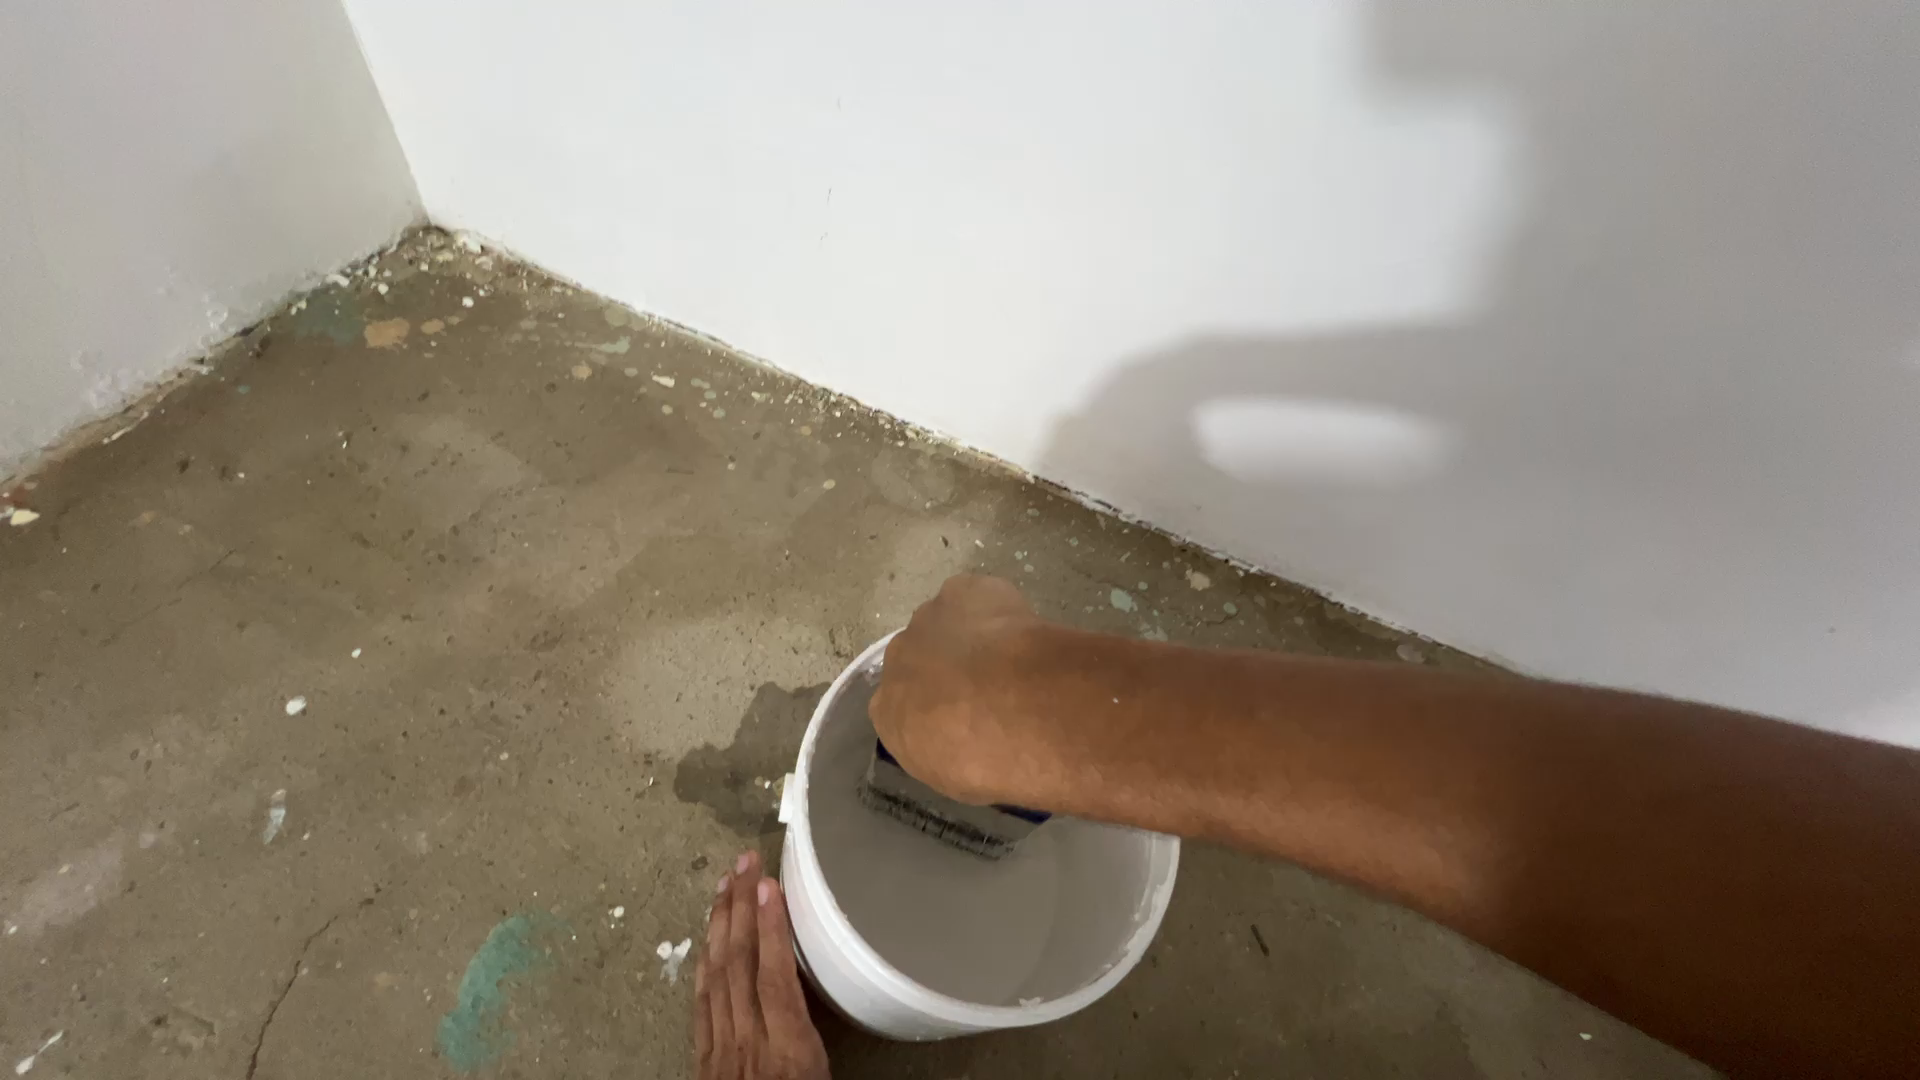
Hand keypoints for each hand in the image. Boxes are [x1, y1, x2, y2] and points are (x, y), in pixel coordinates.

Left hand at [694, 852, 828, 1079]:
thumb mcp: (825, 1074)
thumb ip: (824, 1033)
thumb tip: (849, 984)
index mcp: (788, 1053)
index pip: (774, 978)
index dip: (771, 929)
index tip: (769, 883)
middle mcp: (749, 1045)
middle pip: (739, 966)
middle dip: (740, 908)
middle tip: (743, 860)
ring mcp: (720, 1053)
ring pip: (715, 977)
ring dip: (719, 925)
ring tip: (724, 882)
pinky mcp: (704, 1062)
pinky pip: (700, 1007)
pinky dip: (702, 966)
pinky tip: (706, 941)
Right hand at [869, 575, 1048, 805]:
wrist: (1013, 709)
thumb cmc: (983, 761)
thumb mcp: (954, 775)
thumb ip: (945, 749)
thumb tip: (961, 740)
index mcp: (887, 711)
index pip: (899, 705)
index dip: (932, 707)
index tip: (960, 717)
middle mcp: (898, 658)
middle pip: (919, 656)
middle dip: (947, 666)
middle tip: (988, 687)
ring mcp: (928, 618)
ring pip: (946, 622)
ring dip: (970, 635)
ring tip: (1009, 657)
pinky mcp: (963, 590)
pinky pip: (976, 596)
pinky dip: (994, 607)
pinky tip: (1019, 628)